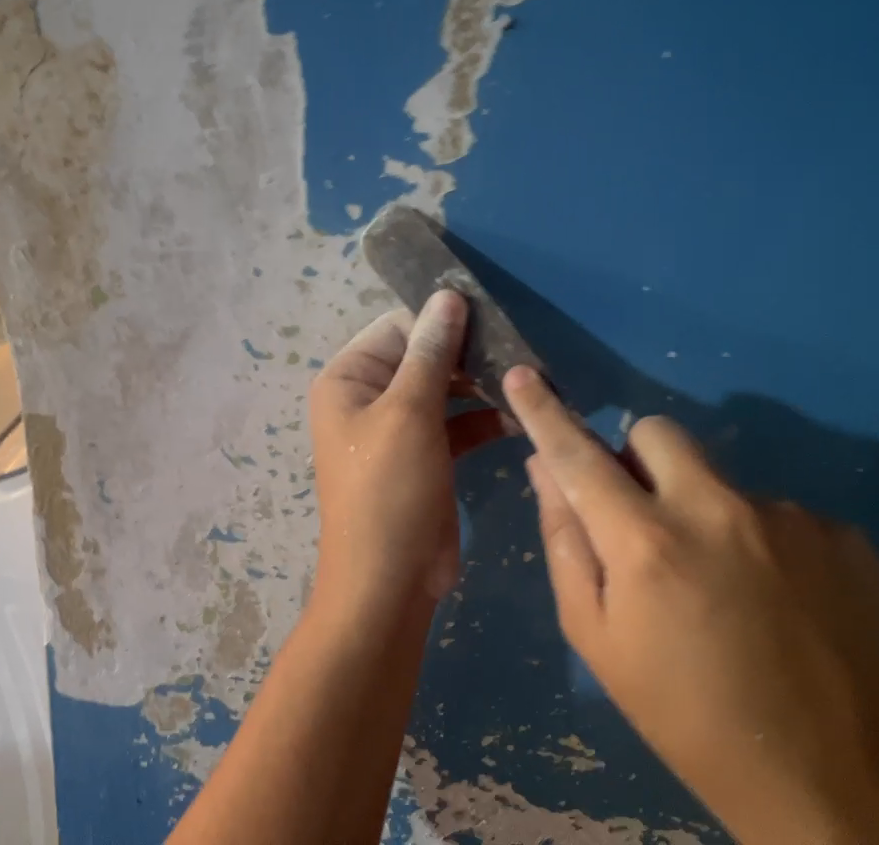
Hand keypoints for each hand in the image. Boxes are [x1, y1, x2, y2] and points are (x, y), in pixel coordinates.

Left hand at [308, 291, 506, 623]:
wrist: (389, 582)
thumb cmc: (389, 491)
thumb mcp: (409, 414)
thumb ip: (430, 352)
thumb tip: (447, 295)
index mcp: (348, 378)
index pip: (398, 327)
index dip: (443, 320)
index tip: (495, 317)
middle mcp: (369, 396)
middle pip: (424, 356)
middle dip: (469, 354)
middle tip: (522, 350)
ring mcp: (399, 428)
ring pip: (445, 390)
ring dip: (483, 386)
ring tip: (530, 380)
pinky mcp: (427, 456)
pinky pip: (457, 424)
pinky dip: (485, 420)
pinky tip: (521, 419)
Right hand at [503, 366, 878, 844]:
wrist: (832, 783)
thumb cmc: (685, 717)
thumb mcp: (598, 641)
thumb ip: (565, 544)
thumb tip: (545, 470)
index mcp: (646, 542)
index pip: (579, 454)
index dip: (545, 412)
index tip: (524, 376)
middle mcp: (717, 510)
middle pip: (658, 432)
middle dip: (637, 458)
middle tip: (643, 517)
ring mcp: (789, 518)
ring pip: (720, 479)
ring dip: (704, 511)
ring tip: (725, 587)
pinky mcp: (844, 537)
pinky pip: (779, 514)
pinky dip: (763, 542)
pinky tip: (776, 602)